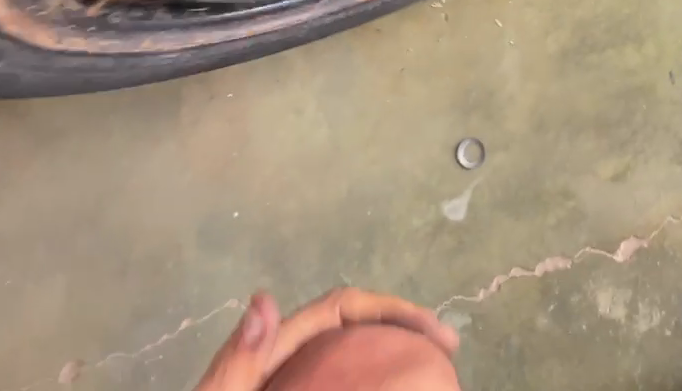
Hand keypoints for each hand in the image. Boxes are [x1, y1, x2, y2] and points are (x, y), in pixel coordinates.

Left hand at [192, 287, 460, 390]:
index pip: (339, 310)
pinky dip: (373, 384)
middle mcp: (283, 367)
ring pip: (351, 366)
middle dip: (403, 331)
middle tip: (447, 352)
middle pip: (353, 332)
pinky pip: (345, 385)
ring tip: (430, 373)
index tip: (436, 335)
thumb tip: (265, 299)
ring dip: (391, 360)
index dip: (393, 311)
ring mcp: (293, 386)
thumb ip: (234, 368)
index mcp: (267, 355)